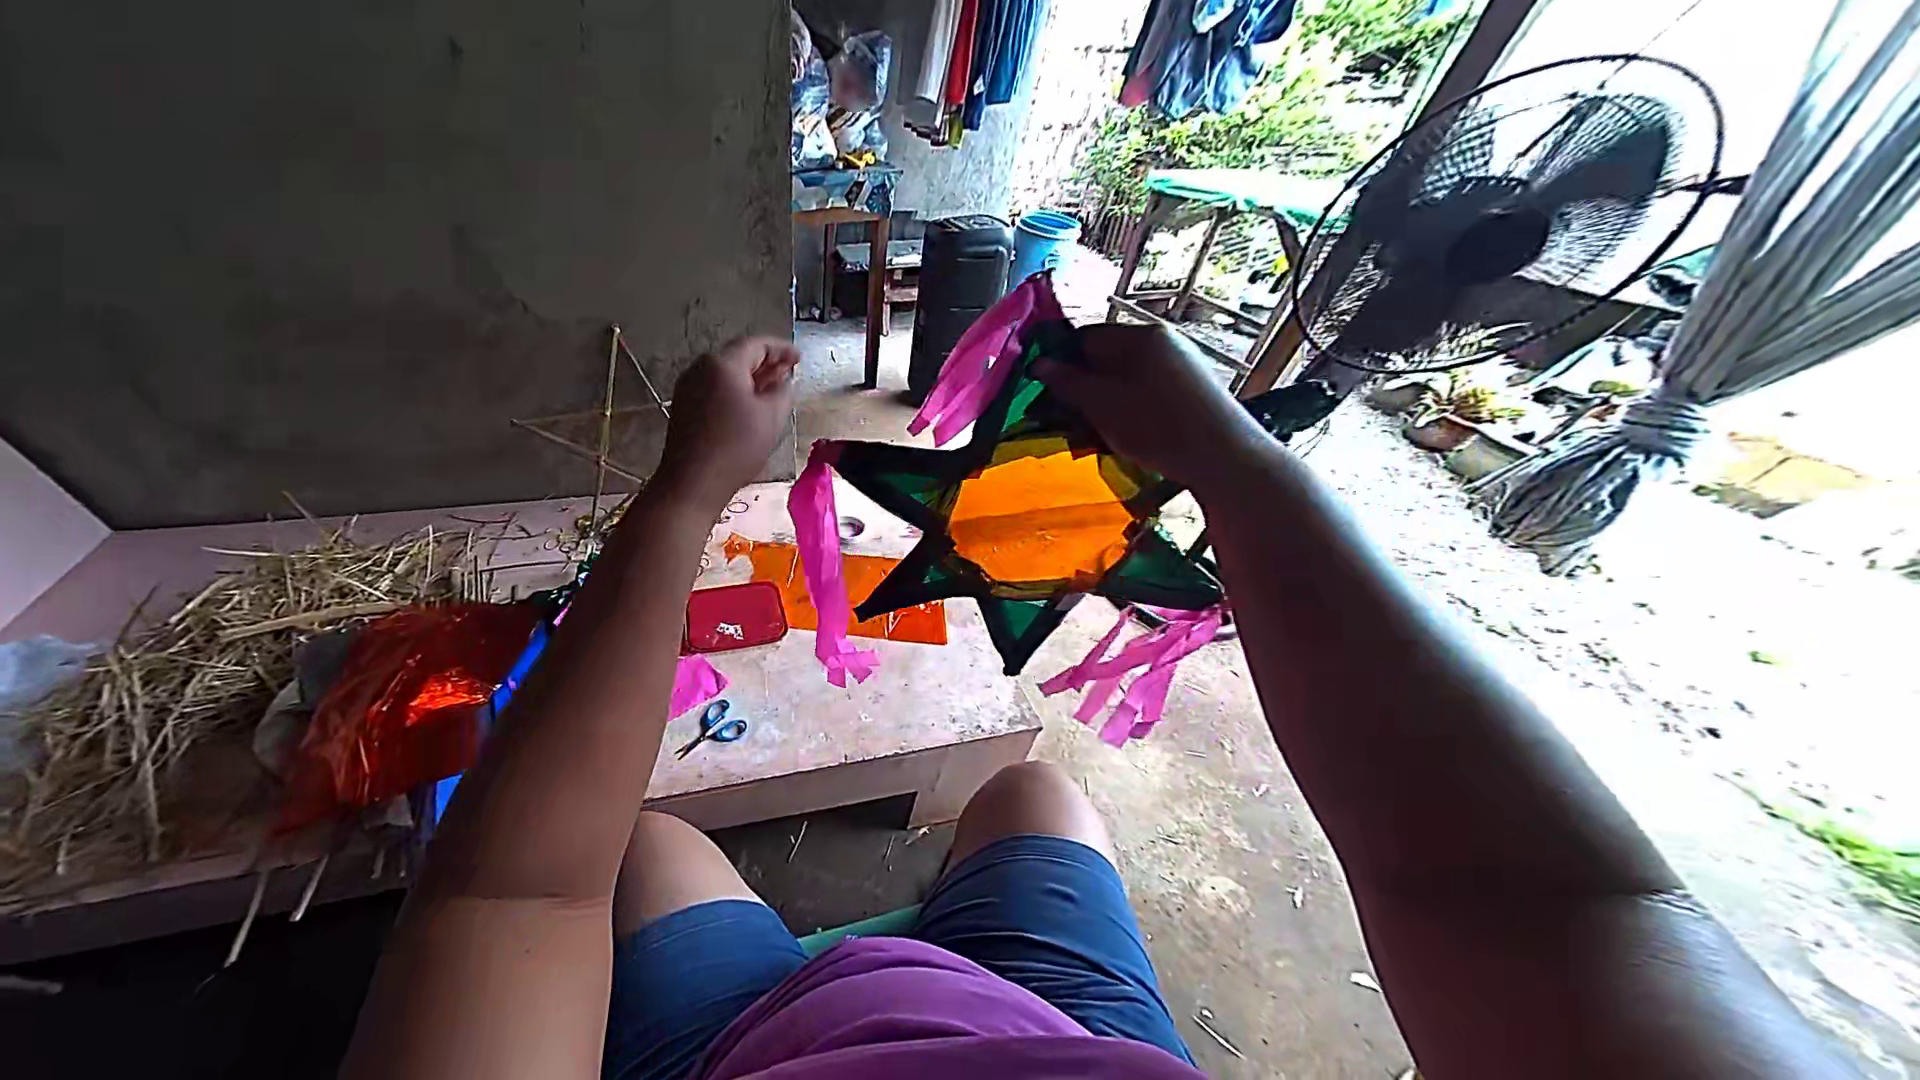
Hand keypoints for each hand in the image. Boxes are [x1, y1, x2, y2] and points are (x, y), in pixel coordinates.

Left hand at [652, 336, 798, 513]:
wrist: (694, 481)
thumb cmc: (737, 447)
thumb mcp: (772, 417)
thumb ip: (783, 392)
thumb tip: (784, 383)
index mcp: (722, 364)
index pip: (755, 345)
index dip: (781, 349)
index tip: (798, 357)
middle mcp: (701, 369)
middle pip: (738, 356)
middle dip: (766, 362)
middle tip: (789, 371)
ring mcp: (689, 387)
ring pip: (726, 373)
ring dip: (751, 378)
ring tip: (774, 388)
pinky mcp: (685, 407)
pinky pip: (716, 388)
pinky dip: (736, 390)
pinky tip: (751, 405)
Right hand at [1033, 323, 1272, 497]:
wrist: (1225, 457)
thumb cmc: (1158, 426)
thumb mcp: (1104, 405)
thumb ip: (1068, 383)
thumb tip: (1039, 364)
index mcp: (1140, 337)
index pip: (1085, 337)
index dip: (1059, 361)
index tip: (1040, 389)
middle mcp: (1163, 343)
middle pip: (1106, 360)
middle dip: (1080, 389)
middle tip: (1061, 419)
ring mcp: (1180, 367)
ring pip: (1125, 381)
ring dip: (1101, 405)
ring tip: (1091, 435)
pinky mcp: (1190, 393)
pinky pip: (1146, 395)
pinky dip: (1127, 412)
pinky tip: (1123, 437)